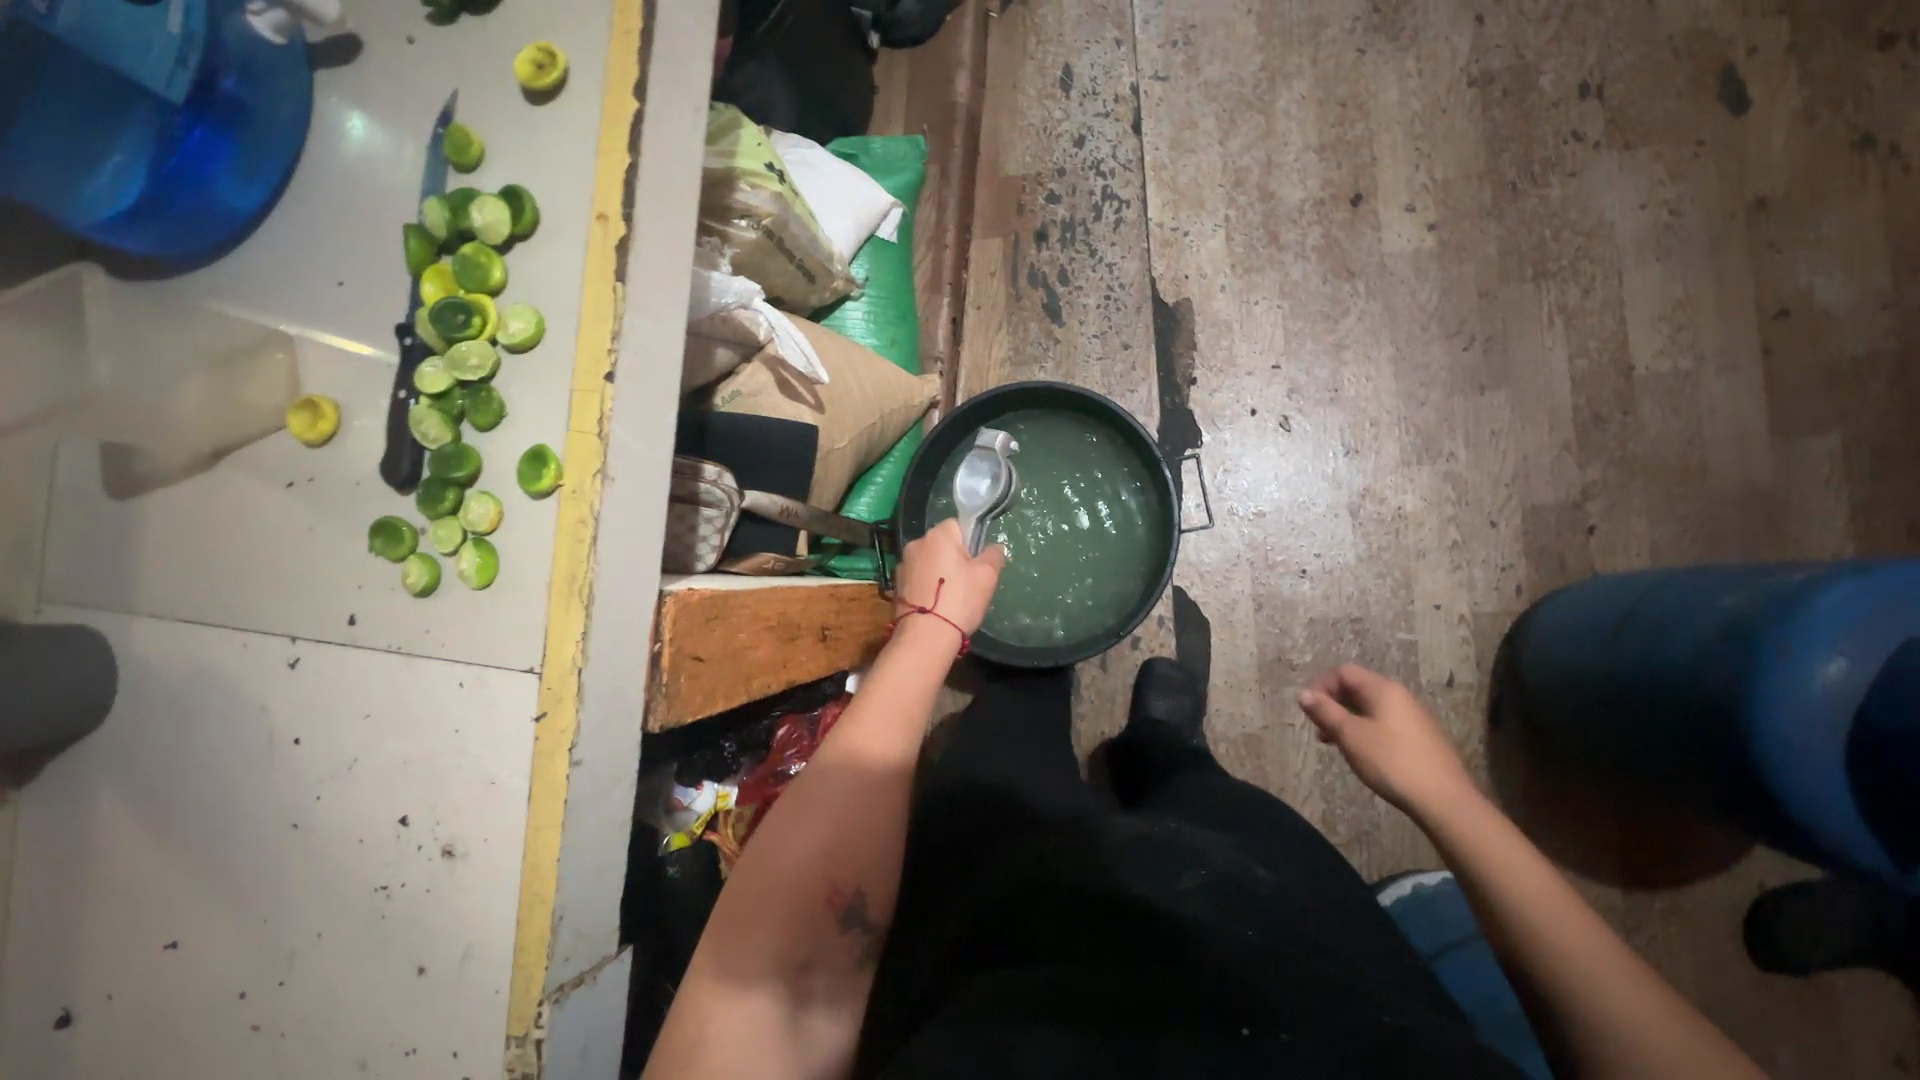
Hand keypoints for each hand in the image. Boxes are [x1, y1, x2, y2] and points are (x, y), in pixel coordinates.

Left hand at [894, 519, 1004, 637]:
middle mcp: (915, 544)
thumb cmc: (959, 600)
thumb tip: (994, 547)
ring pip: (929, 562)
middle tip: (968, 582)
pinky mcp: (897, 586)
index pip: (958, 525)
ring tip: (951, 597)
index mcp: (937, 535)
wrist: (925, 636)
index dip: (971, 542)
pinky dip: (927, 586)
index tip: (977, 563)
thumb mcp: (987, 576)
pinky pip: (918, 578)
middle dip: (955, 558)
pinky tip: (936, 605)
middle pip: (942, 544)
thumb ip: (993, 555)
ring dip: (939, 573)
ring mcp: (902, 565)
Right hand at [1297, 664, 1477, 815]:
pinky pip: (1385, 723)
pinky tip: (1363, 753)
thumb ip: (1326, 712)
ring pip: (1371, 708)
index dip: (1322, 686)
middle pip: (1358, 688)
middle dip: (1333, 704)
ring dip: (1348, 720)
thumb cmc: (1391, 761)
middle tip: (1319, 730)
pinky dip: (1366, 730)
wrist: (1443, 799)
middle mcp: (1400, 696)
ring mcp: (1414, 717)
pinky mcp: (1421, 737)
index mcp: (1383, 690)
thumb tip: (1303, 693)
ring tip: (1335, 744)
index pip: (1344, 672)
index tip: (1310, 712)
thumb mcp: (1351, 736)